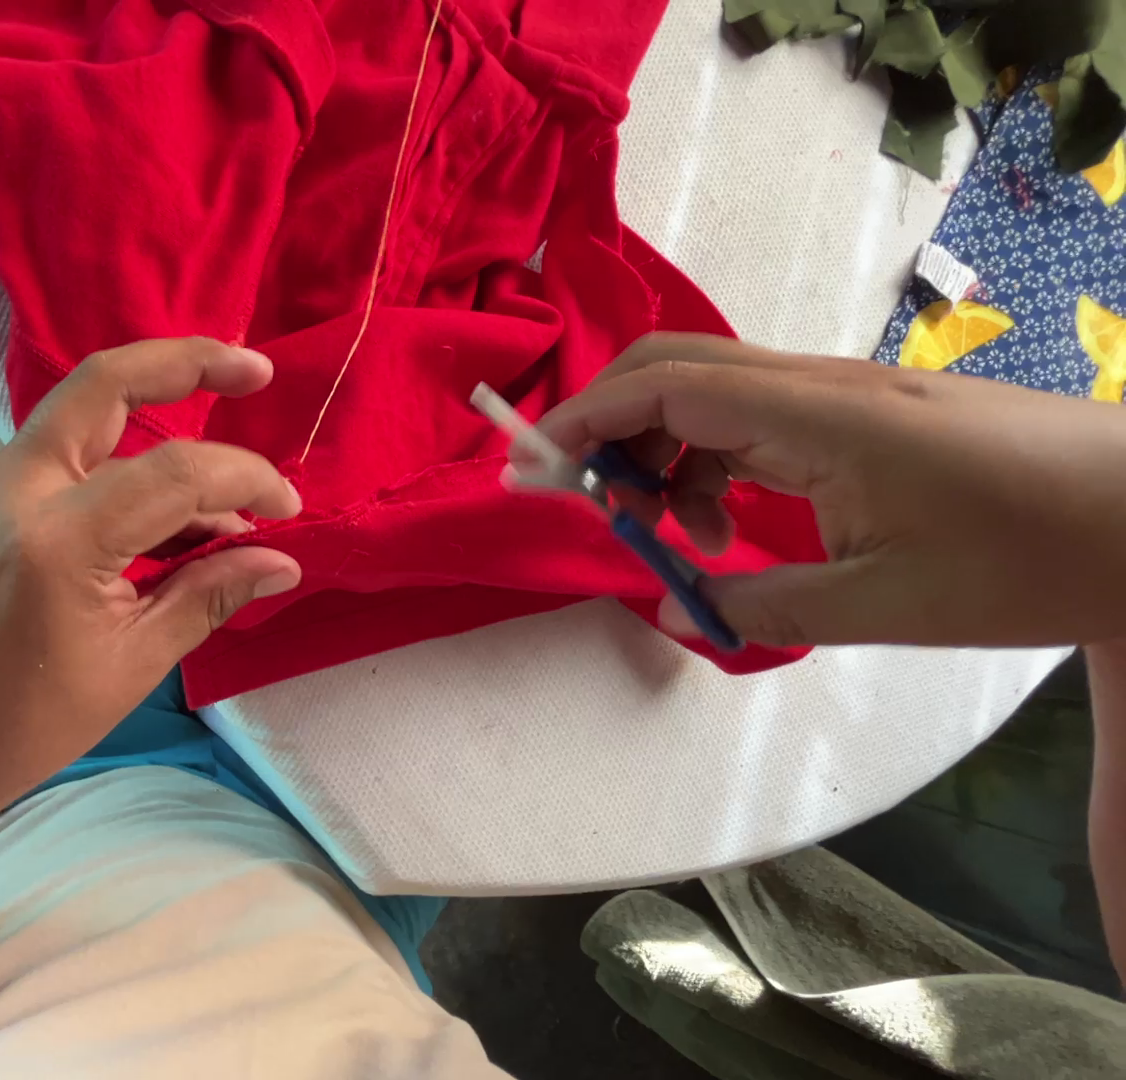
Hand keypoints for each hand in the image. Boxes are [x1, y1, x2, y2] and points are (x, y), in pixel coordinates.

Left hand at [0, 337, 301, 811]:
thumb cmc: (35, 720)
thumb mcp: (136, 660)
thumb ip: (212, 593)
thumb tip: (282, 559)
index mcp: (58, 540)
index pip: (174, 474)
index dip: (244, 479)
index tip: (286, 508)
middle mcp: (17, 488)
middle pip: (106, 382)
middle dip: (188, 361)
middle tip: (254, 371)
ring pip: (80, 404)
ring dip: (155, 404)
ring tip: (220, 466)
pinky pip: (64, 446)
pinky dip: (121, 451)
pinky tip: (168, 501)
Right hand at [534, 333, 1125, 647]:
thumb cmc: (1040, 558)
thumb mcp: (886, 606)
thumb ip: (758, 605)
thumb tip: (671, 608)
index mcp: (816, 419)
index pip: (663, 390)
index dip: (581, 421)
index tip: (530, 467)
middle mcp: (812, 387)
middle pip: (667, 367)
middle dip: (603, 425)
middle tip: (586, 493)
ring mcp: (831, 393)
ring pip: (696, 393)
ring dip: (654, 456)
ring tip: (675, 533)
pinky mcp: (847, 411)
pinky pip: (737, 419)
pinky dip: (701, 466)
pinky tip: (729, 524)